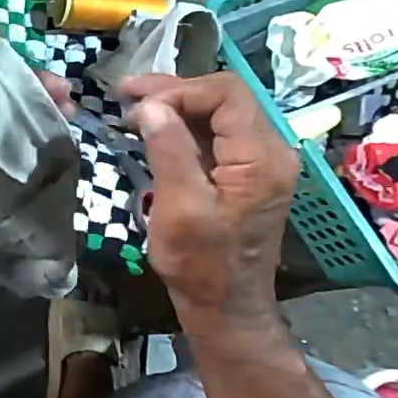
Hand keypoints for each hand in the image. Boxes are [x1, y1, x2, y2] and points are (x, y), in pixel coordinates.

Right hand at [119, 72, 300, 323]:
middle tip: (126, 94)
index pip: (226, 94)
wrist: (226, 306)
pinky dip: (185, 128)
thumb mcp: (179, 207)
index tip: (138, 106)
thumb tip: (150, 106)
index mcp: (261, 158)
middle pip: (225, 98)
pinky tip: (156, 130)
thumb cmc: (200, 264)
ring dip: (177, 107)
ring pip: (220, 114)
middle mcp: (271, 151)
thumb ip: (168, 151)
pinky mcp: (248, 174)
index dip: (179, 91)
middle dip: (174, 92)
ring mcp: (262, 162)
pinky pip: (218, 136)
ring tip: (133, 108)